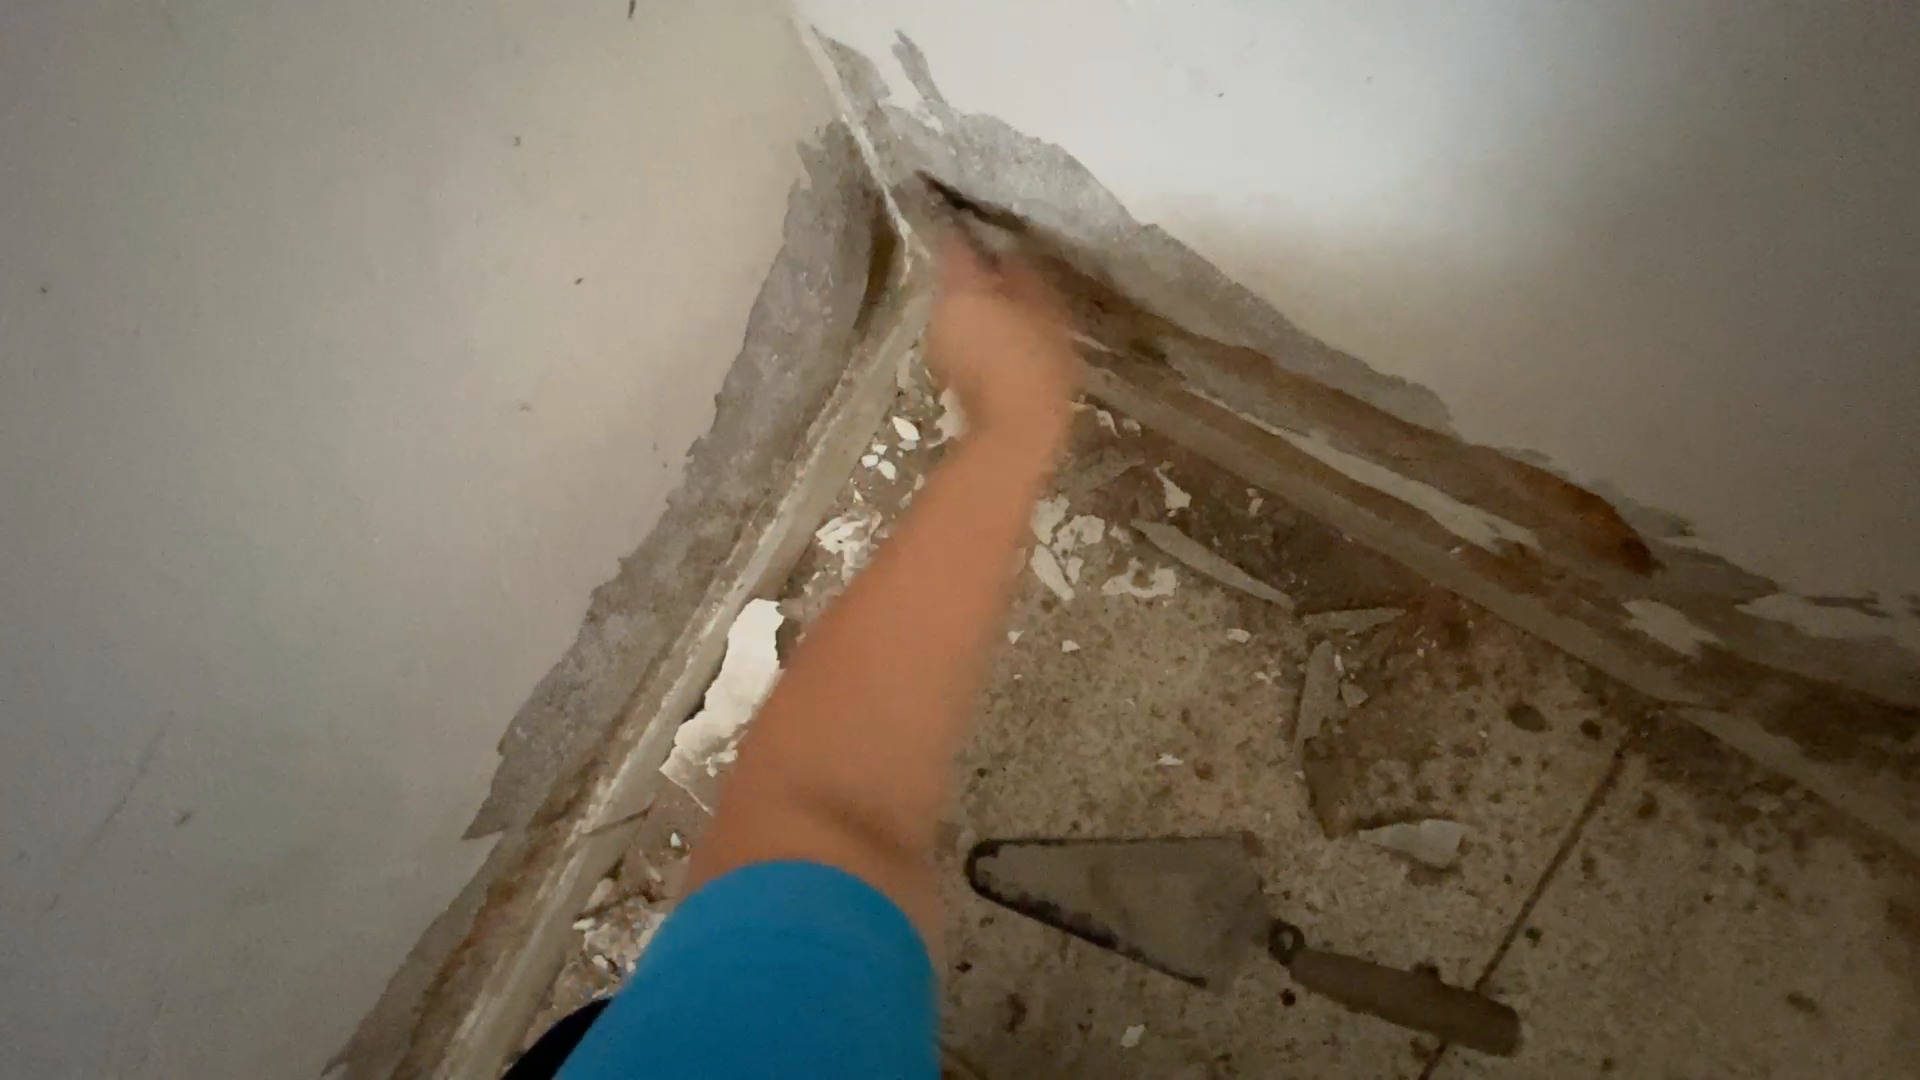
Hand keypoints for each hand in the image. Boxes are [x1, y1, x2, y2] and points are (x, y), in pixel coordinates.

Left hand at [927, 234, 1083, 451]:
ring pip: (958, 312)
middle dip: (980, 278)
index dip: (971, 233)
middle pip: (955, 281)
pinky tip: (1007, 347)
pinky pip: (962, 339)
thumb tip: (1007, 255)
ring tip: (1017, 317)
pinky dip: (979, 336)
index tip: (988, 230)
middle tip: (1017, 281)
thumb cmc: (1035, 364)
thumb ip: (1023, 273)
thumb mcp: (1045, 309)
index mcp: (959, 289)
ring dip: (980, 310)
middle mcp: (937, 312)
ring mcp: (936, 345)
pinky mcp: (946, 373)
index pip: (954, 244)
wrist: (1015, 434)